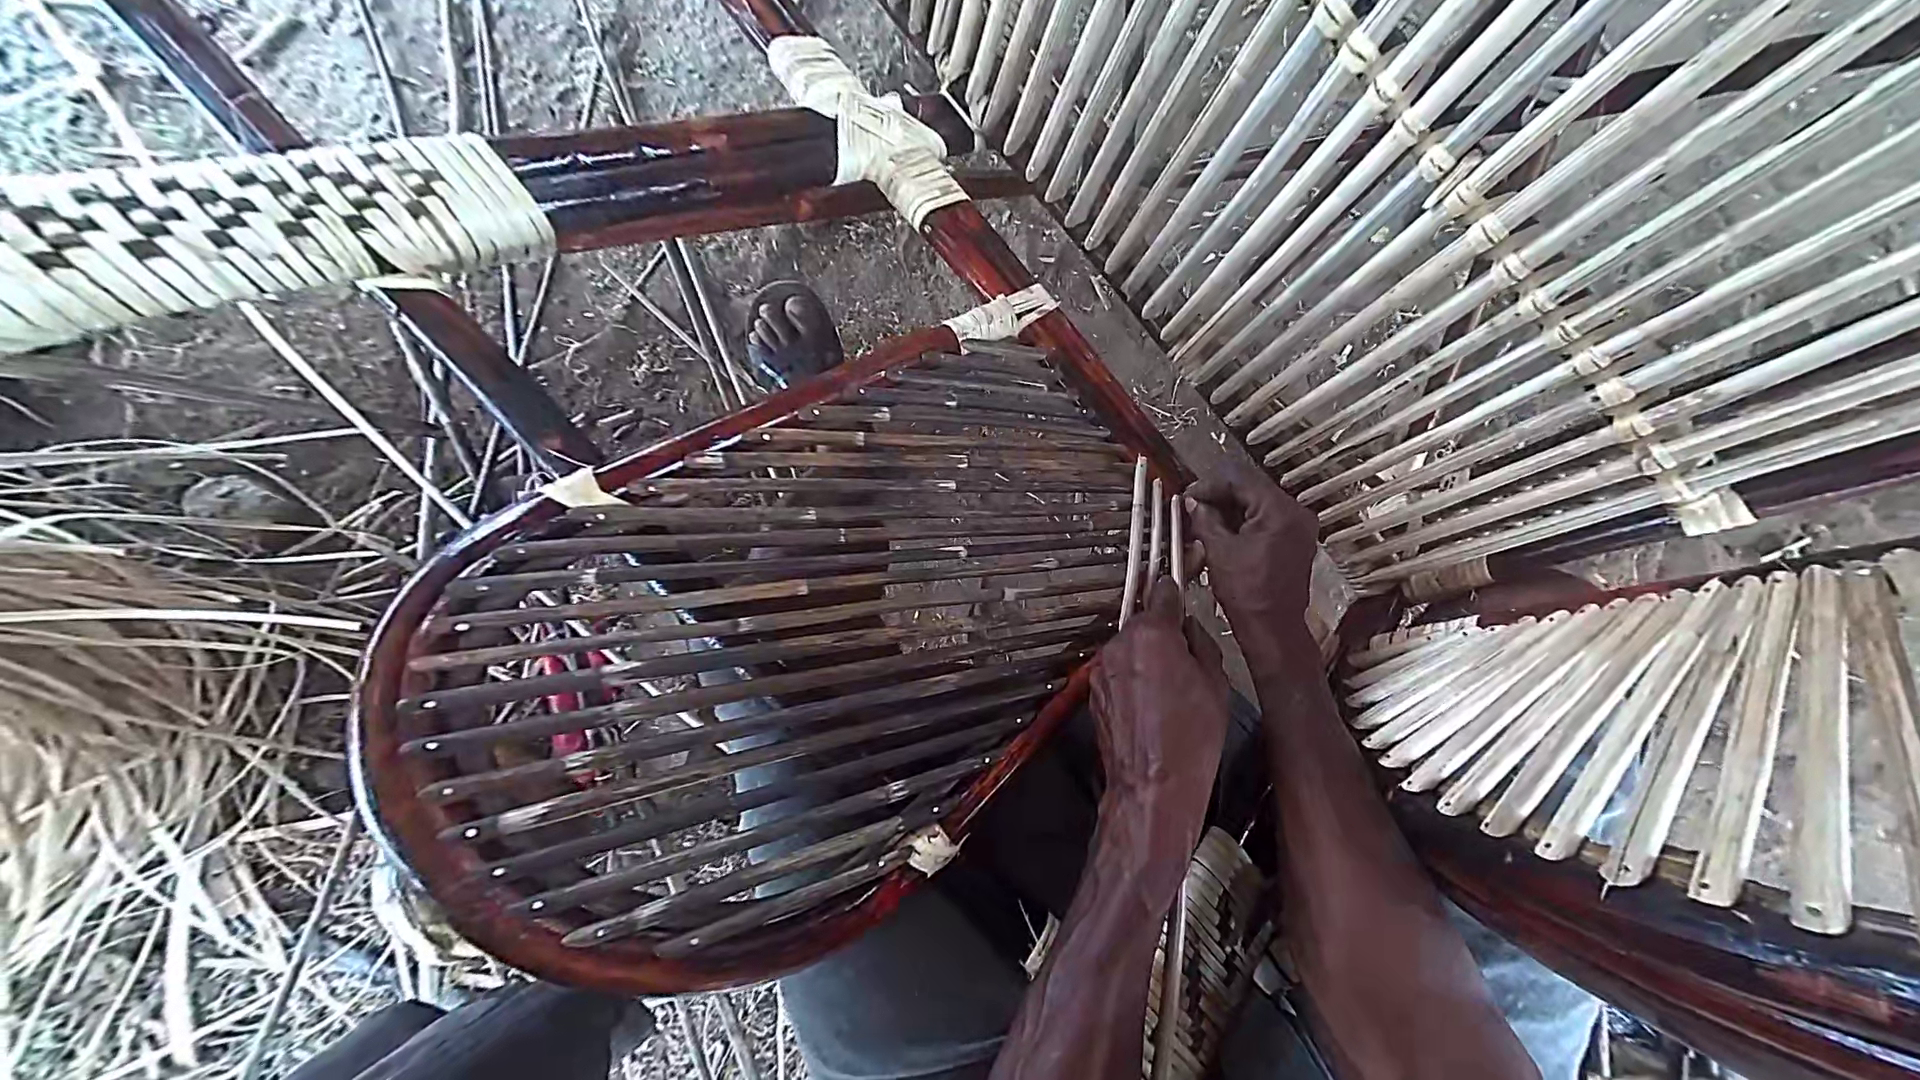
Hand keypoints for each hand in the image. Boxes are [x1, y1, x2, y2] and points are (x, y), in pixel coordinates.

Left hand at [1089, 577, 1229, 801]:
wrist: (1152, 785)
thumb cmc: (1190, 739)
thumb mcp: (1216, 684)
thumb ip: (1201, 643)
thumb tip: (1191, 627)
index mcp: (1151, 635)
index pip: (1162, 593)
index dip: (1175, 583)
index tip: (1181, 569)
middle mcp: (1119, 644)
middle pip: (1145, 623)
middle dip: (1164, 633)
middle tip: (1188, 659)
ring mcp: (1103, 668)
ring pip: (1131, 648)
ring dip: (1148, 658)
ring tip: (1171, 692)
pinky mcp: (1095, 689)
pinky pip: (1119, 671)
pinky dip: (1134, 678)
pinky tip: (1152, 705)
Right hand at [1183, 456, 1318, 643]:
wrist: (1271, 626)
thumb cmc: (1249, 594)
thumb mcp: (1217, 550)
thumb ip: (1204, 519)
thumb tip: (1193, 504)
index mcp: (1279, 511)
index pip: (1239, 480)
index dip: (1208, 486)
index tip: (1189, 495)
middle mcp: (1296, 515)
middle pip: (1251, 490)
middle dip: (1219, 497)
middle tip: (1192, 507)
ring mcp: (1299, 528)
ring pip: (1258, 504)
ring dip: (1230, 510)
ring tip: (1204, 521)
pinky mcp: (1295, 542)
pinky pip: (1266, 520)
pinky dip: (1243, 523)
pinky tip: (1222, 533)